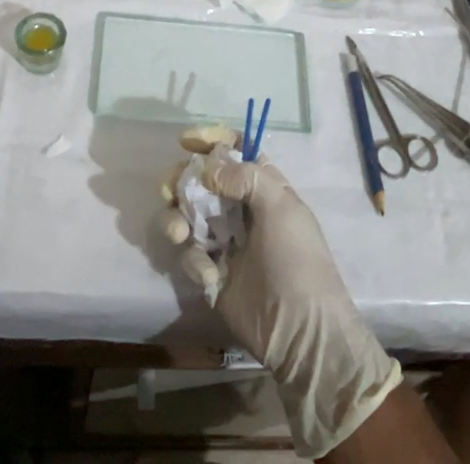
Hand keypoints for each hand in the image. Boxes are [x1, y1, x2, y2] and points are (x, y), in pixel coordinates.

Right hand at [159, 125, 401, 458]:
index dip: (212, 140)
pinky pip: (188, 253)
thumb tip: (208, 168)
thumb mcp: (281, 208)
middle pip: (200, 180)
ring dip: (175, 219)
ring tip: (180, 234)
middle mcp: (241, 209)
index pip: (236, 150)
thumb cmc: (297, 260)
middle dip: (181, 181)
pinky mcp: (210, 271)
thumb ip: (246, 177)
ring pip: (185, 215)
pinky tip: (208, 275)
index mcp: (264, 188)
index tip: (187, 141)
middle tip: (170, 189)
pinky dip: (193, 260)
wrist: (299, 329)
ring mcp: (224, 240)